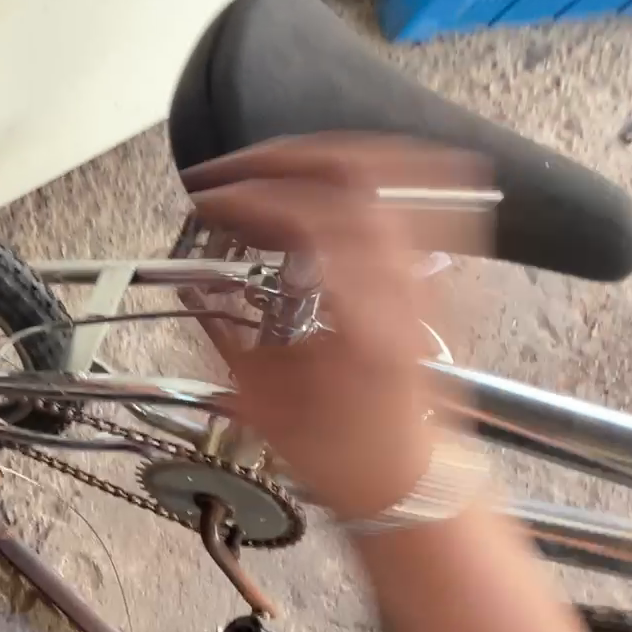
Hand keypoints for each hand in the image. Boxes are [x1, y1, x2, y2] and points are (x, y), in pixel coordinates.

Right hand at [182, 134, 490, 520]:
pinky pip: (426, 190)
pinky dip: (379, 166)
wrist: (410, 477)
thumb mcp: (262, 403)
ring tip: (273, 163)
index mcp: (363, 323)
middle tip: (228, 175)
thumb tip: (190, 287)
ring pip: (396, 169)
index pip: (307, 220)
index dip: (245, 198)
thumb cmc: (342, 453)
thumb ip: (223, 335)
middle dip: (277, 160)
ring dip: (324, 154)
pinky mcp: (441, 273)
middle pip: (353, 176)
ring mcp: (434, 274)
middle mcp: (407, 287)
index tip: (205, 203)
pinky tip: (339, 171)